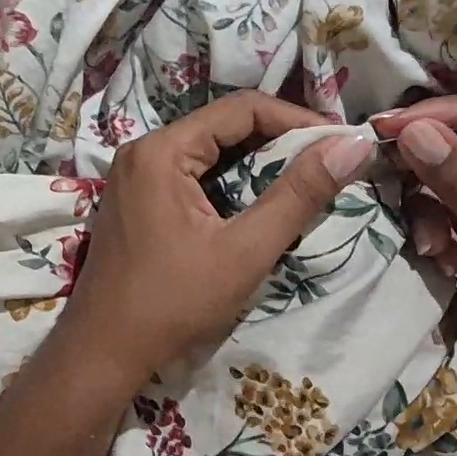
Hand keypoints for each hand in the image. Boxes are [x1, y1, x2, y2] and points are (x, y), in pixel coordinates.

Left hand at [63, 92, 376, 385]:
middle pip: (223, 126)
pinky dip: (229, 183)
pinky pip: (190, 173)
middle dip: (280, 142)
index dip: (296, 119)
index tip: (341, 142)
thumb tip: (352, 145)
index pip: (240, 109)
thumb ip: (298, 195)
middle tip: (330, 166)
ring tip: (305, 185)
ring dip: (257, 165)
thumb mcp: (245, 250)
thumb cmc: (173, 301)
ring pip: (208, 150)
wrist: (105, 346)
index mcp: (162, 150)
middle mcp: (143, 150)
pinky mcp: (136, 197)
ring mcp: (135, 174)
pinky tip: (260, 205)